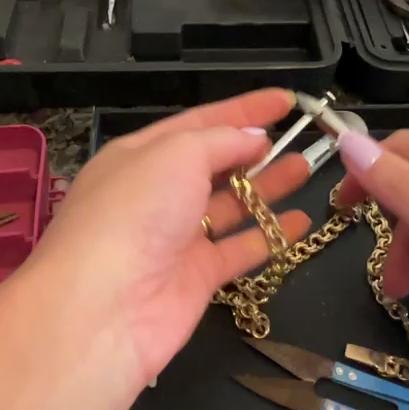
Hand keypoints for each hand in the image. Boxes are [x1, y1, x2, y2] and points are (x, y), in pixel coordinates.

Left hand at [28, 89, 313, 383]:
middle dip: (256, 149)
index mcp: (141, 154)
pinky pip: (240, 249)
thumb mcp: (176, 154)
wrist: (102, 309)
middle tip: (301, 136)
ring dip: (268, 186)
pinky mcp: (196, 278)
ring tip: (307, 168)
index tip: (286, 100)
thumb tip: (254, 138)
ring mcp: (176, 237)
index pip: (201, 122)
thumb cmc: (134, 213)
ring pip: (230, 204)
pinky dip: (270, 235)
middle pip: (216, 162)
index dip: (244, 108)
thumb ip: (221, 141)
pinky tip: (300, 221)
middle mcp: (157, 193)